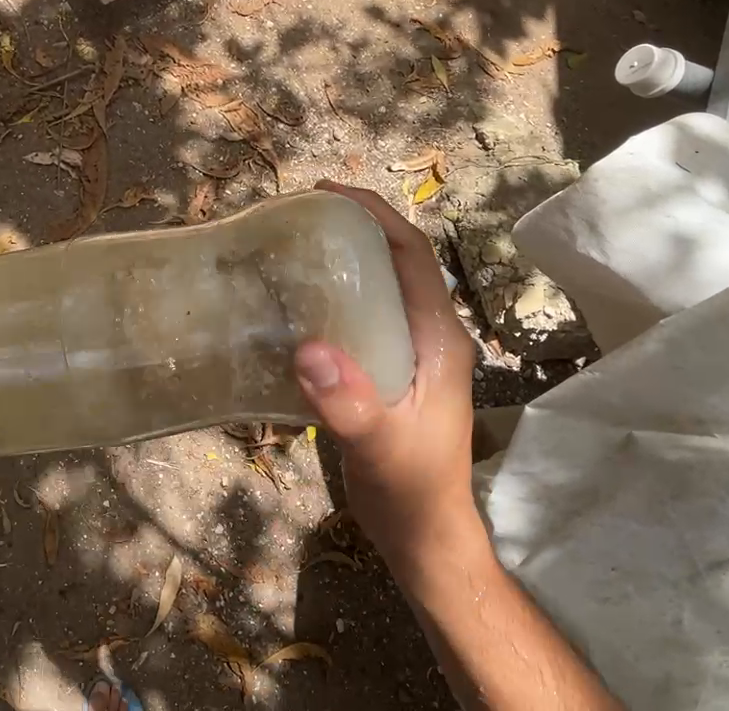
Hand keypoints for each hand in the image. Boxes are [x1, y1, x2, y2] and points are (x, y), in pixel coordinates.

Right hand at [294, 182, 480, 564]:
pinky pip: (360, 314)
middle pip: (395, 260)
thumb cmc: (411, 491)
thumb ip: (350, 404)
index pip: (413, 256)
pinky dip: (330, 294)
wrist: (424, 535)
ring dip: (342, 257)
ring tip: (289, 245)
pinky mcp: (385, 368)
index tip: (329, 194)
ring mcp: (408, 351)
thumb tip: (308, 349)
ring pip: (377, 285)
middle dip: (354, 227)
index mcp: (439, 338)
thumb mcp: (381, 449)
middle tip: (297, 215)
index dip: (377, 215)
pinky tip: (293, 301)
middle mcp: (428, 334)